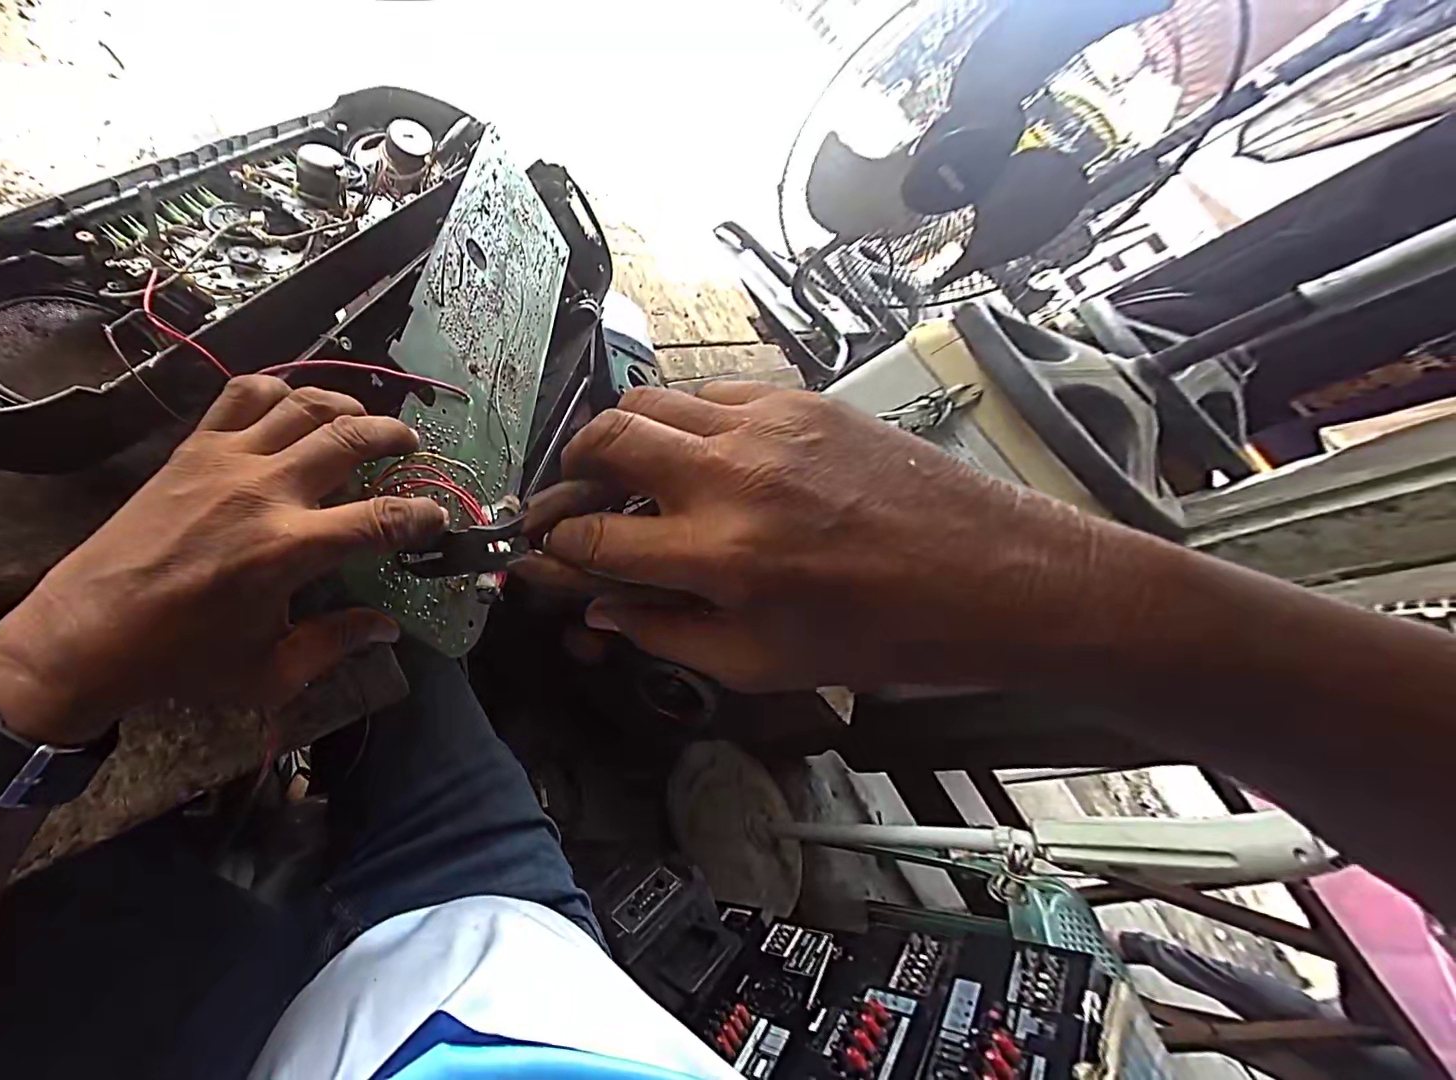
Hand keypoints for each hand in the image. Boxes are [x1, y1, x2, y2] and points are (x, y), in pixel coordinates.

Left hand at [0, 376, 447, 743]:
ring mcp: (224, 461)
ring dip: (344, 406)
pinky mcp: (191, 450)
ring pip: (302, 403)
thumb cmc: (181, 663)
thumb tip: (387, 627)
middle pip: (349, 438)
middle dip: (393, 436)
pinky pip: (243, 395)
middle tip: (410, 446)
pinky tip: (292, 408)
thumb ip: (336, 644)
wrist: (83, 635)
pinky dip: (279, 390)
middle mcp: (263, 492)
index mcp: (288, 551)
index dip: (420, 516)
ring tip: (361, 420)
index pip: (380, 520)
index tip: (436, 518)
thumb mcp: (270, 672)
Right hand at [518, 381, 1144, 692]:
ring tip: (622, 468)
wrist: (1002, 578)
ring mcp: (767, 426)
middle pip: (607, 440)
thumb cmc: (882, 635)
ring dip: (619, 436)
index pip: (598, 538)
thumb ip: (663, 633)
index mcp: (721, 556)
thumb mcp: (759, 662)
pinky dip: (682, 421)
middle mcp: (733, 477)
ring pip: (650, 402)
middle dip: (570, 469)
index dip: (558, 547)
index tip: (547, 548)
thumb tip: (600, 610)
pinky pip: (709, 392)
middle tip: (569, 493)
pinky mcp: (799, 401)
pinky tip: (695, 453)